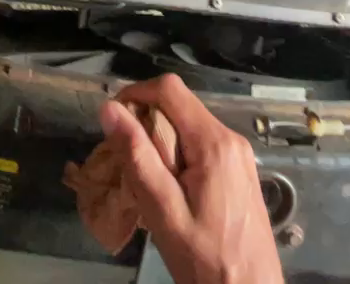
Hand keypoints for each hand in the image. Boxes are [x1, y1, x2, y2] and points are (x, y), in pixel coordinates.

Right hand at [98, 75, 283, 283]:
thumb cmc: (206, 260)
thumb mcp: (163, 211)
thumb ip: (137, 157)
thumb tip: (109, 109)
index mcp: (214, 143)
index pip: (170, 89)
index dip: (136, 93)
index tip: (114, 121)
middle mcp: (231, 138)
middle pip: (180, 105)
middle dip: (147, 120)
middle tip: (126, 157)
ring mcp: (239, 154)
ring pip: (189, 124)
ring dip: (161, 138)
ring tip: (145, 176)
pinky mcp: (239, 170)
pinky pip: (201, 144)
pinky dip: (178, 153)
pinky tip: (169, 188)